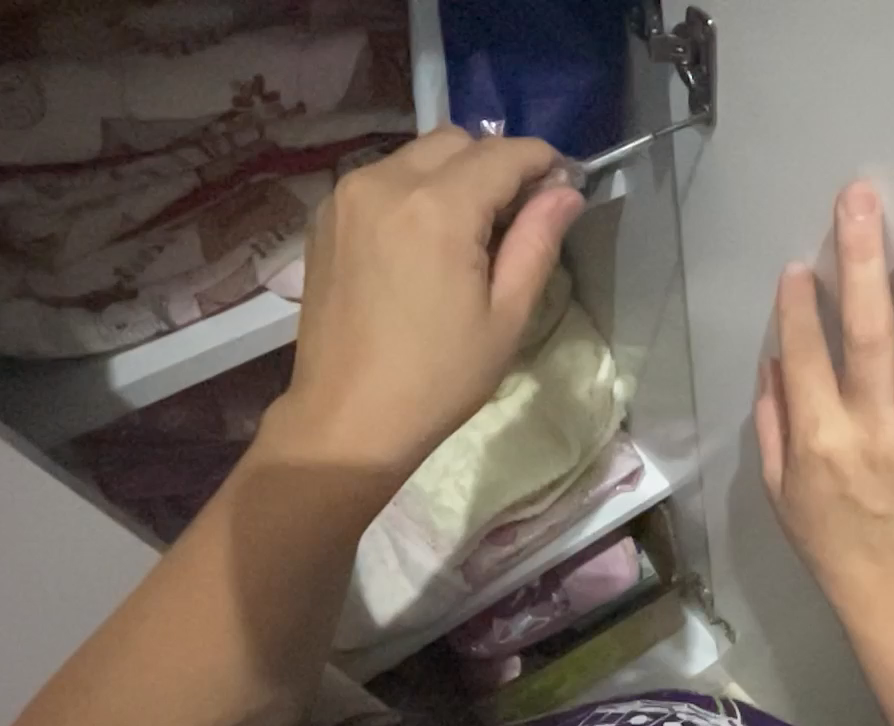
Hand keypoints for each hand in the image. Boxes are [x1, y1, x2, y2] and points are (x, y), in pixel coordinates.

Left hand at [270, 128, 585, 472]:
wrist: (351, 416)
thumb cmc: (442, 378)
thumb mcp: (507, 318)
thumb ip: (537, 244)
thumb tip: (566, 194)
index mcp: (437, 209)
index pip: (502, 154)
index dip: (542, 161)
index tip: (566, 184)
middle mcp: (385, 182)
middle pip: (457, 141)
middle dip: (498, 164)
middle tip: (522, 216)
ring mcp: (347, 196)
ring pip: (417, 155)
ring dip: (457, 176)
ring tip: (475, 234)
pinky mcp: (327, 217)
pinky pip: (384, 179)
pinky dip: (418, 191)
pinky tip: (429, 243)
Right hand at [755, 180, 893, 612]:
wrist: (880, 588)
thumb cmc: (823, 536)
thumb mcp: (775, 486)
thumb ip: (771, 421)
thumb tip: (774, 358)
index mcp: (817, 440)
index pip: (803, 358)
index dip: (799, 308)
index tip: (800, 264)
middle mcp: (867, 433)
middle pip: (864, 341)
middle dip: (859, 267)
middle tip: (862, 201)